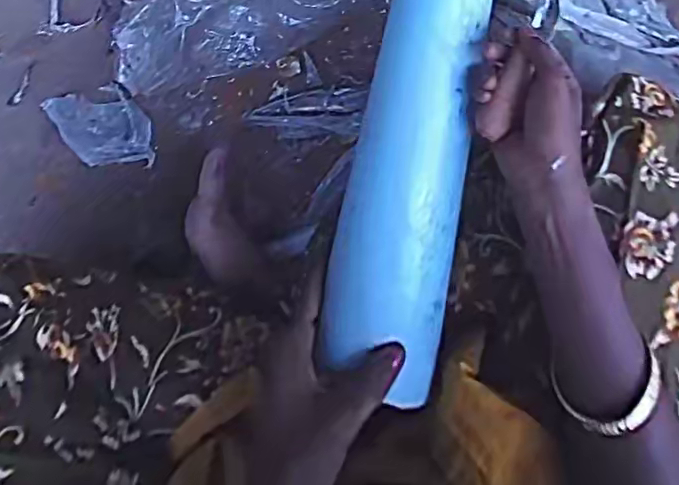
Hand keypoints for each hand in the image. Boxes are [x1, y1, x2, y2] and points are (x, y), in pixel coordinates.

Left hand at [235, 262, 402, 484]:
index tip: (341, 225)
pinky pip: (314, 339)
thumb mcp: (340, 418)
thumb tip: (398, 346)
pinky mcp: (289, 382)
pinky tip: (355, 331)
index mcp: (288, 344)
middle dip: (335, 274)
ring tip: (365, 283)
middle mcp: (280, 347)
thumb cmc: (299, 454)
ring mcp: (282, 366)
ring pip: (312, 320)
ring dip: (335, 302)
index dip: (324, 255)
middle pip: (310, 299)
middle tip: (364, 251)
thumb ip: (369, 381)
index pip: (309, 287)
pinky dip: (333, 327)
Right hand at [473, 26, 585, 199]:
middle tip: (488, 54)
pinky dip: (479, 97)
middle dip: (494, 54)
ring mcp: (508, 101)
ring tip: (489, 88)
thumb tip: (524, 30)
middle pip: (503, 58)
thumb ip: (541, 52)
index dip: (515, 39)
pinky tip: (484, 101)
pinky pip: (479, 97)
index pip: (529, 47)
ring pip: (488, 75)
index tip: (504, 35)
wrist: (538, 170)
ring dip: (485, 77)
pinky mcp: (491, 116)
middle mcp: (528, 84)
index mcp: (550, 74)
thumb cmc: (554, 125)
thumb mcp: (556, 82)